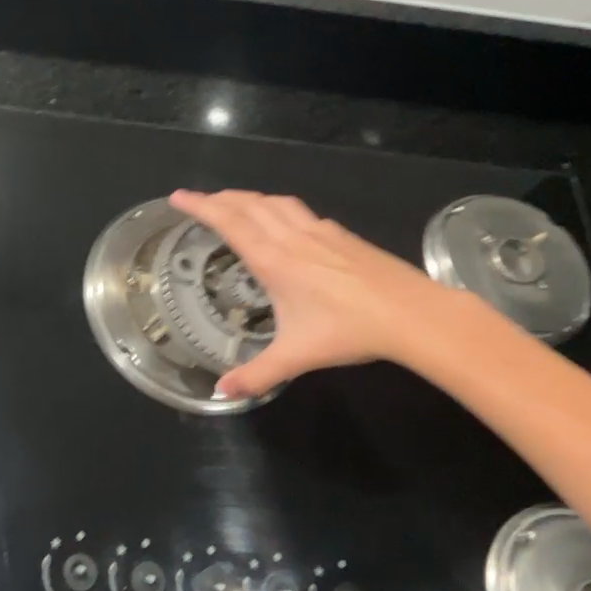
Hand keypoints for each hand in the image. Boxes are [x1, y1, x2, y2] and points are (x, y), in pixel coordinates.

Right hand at [169, 189, 459, 396]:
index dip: (200, 206)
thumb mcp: (296, 357)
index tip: (178, 196)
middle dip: (219, 197)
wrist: (412, 313)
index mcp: (273, 259)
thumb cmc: (348, 331)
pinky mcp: (342, 235)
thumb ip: (257, 374)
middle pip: (248, 204)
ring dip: (248, 197)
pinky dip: (278, 208)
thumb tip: (222, 394)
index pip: (228, 222)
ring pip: (275, 202)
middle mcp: (291, 237)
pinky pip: (299, 212)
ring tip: (234, 202)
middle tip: (198, 199)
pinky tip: (285, 221)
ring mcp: (319, 232)